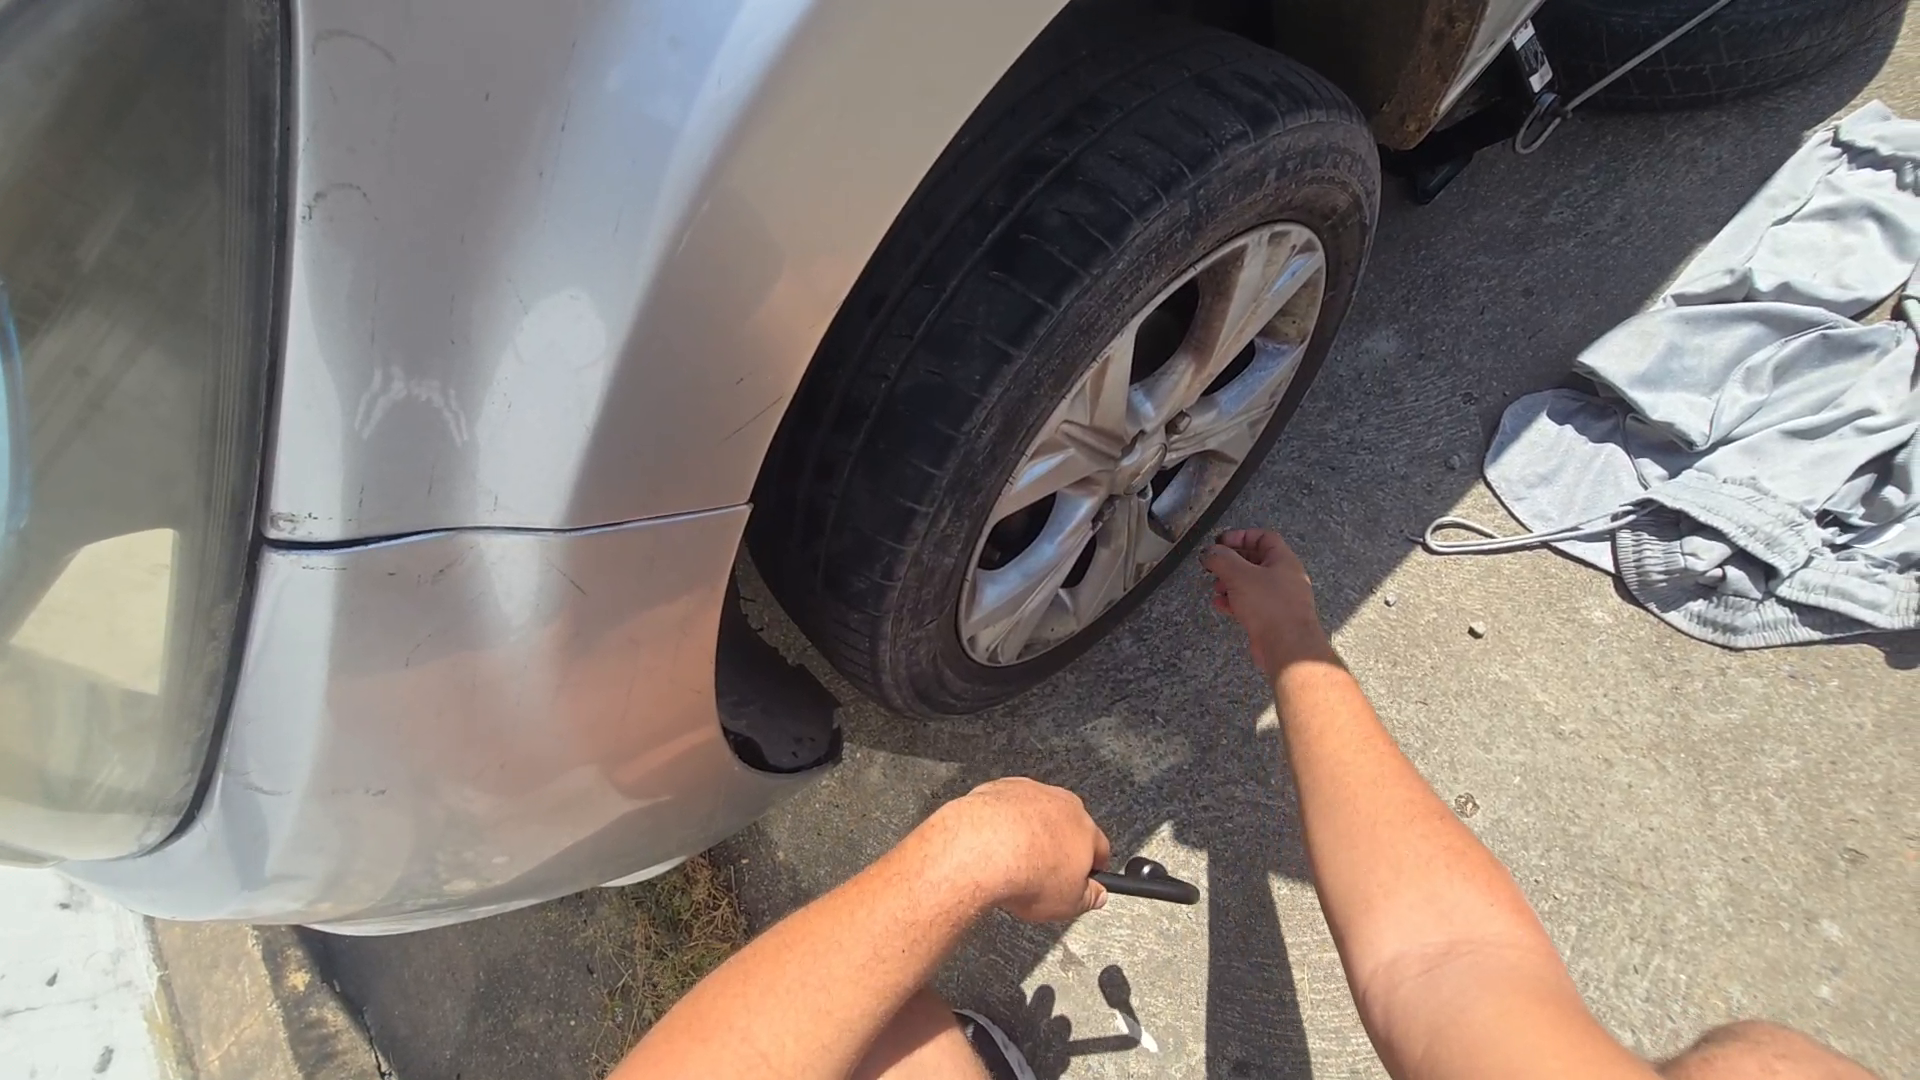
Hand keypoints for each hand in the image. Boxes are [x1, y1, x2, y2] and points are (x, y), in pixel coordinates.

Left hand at [922, 778, 1111, 922]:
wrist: (985, 848)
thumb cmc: (1027, 872)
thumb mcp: (1068, 903)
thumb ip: (1089, 897)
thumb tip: (1096, 895)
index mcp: (1085, 828)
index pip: (1099, 847)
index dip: (1092, 866)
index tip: (1083, 877)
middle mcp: (1062, 803)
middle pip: (1067, 824)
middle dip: (1059, 845)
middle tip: (1044, 871)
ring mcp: (1031, 792)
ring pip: (1037, 811)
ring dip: (1031, 830)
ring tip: (1016, 857)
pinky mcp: (1002, 787)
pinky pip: (1009, 804)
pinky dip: (1005, 819)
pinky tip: (996, 841)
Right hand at [1201, 528, 1337, 678]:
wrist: (1287, 646)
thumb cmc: (1270, 607)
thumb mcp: (1239, 575)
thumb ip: (1221, 559)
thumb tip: (1209, 551)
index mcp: (1283, 561)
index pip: (1264, 537)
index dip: (1241, 535)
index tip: (1221, 541)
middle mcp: (1285, 578)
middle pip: (1255, 560)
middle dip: (1232, 561)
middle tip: (1214, 563)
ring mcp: (1279, 599)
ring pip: (1251, 583)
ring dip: (1230, 582)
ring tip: (1216, 586)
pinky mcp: (1272, 618)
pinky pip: (1250, 603)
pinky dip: (1234, 601)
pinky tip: (1220, 604)